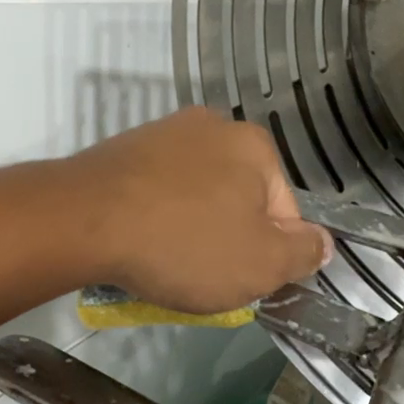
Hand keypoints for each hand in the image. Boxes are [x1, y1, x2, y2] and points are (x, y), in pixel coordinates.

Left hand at [67, 107, 332, 314]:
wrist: (83, 219)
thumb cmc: (182, 242)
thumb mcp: (260, 264)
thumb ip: (302, 253)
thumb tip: (320, 242)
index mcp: (253, 144)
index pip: (284, 211)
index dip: (269, 254)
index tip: (238, 277)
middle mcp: (211, 125)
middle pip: (238, 198)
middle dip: (227, 237)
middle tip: (201, 272)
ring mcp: (163, 133)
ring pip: (196, 196)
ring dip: (189, 228)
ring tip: (165, 261)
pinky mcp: (124, 149)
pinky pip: (157, 191)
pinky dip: (155, 217)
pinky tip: (139, 242)